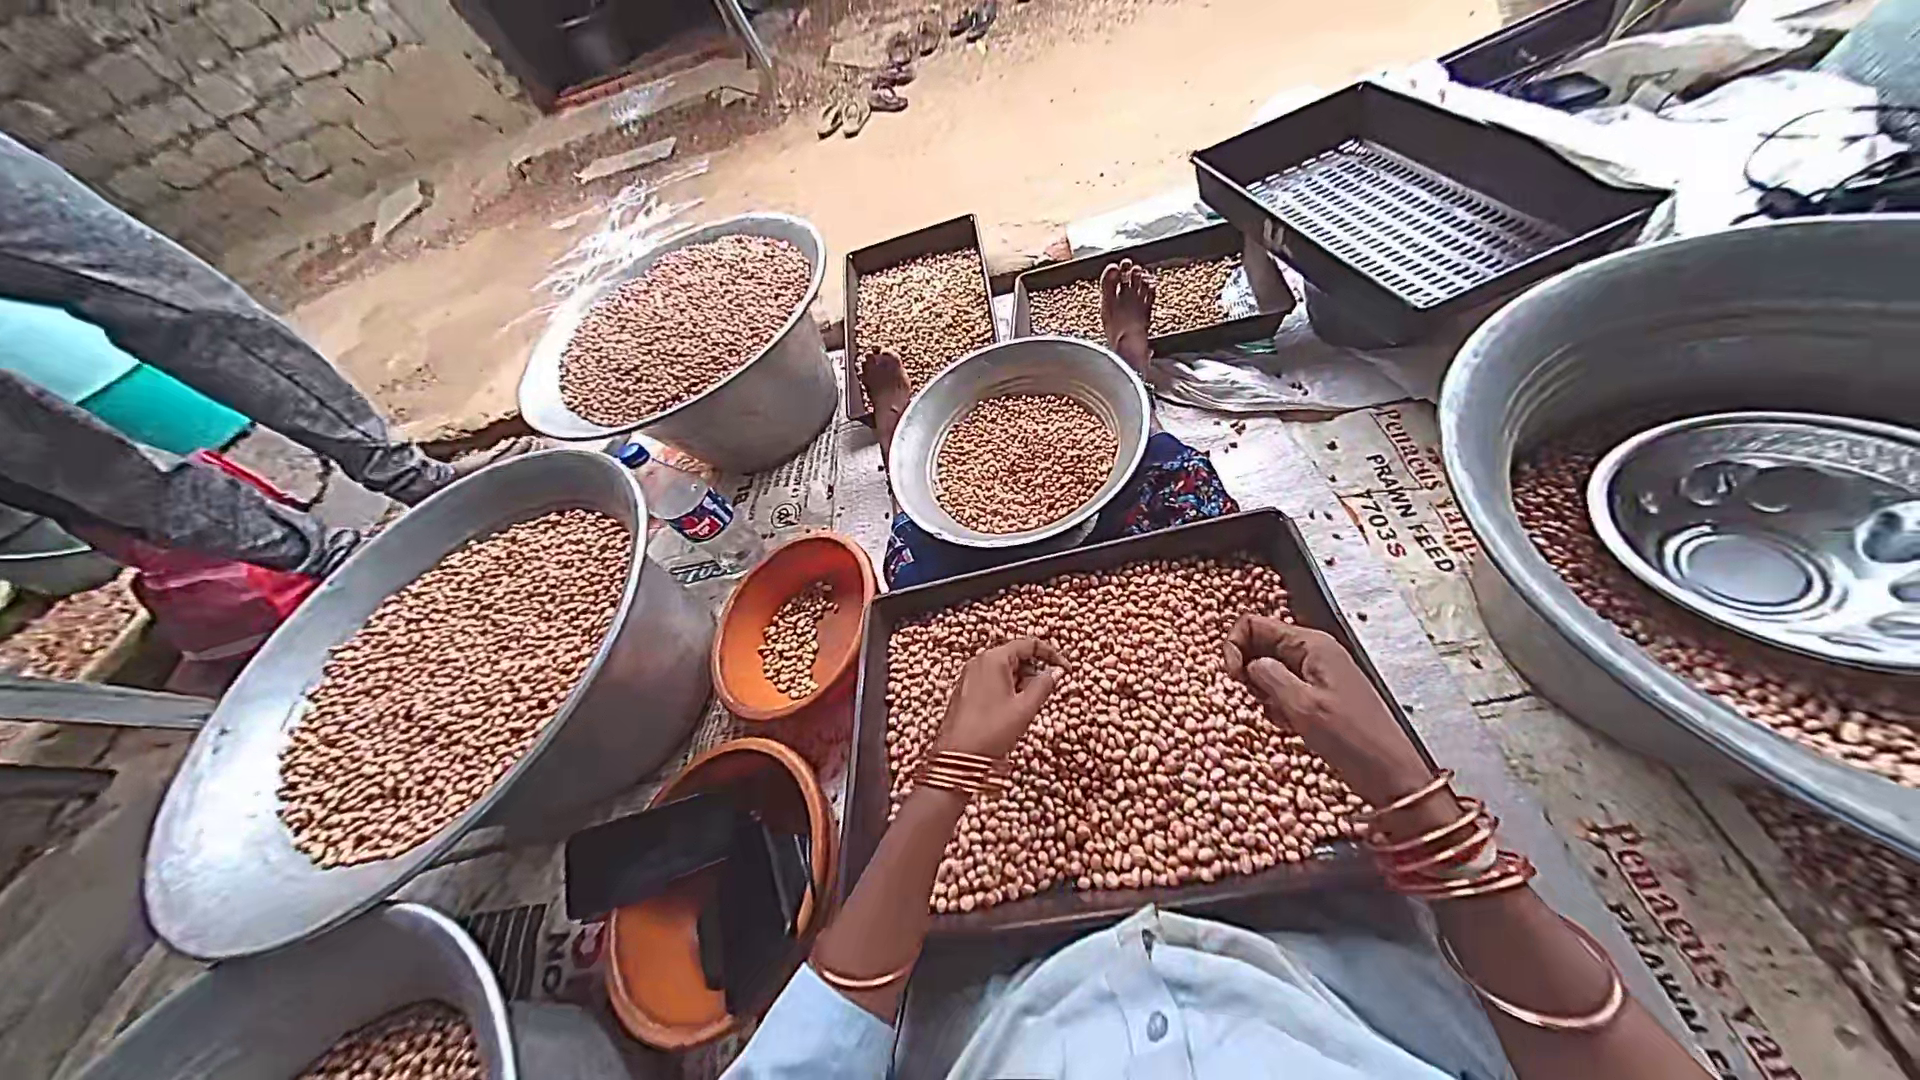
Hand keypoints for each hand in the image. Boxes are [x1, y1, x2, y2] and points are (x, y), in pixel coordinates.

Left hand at [932, 637, 1062, 759]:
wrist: (957, 757)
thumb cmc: (990, 731)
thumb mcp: (1025, 708)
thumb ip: (1044, 686)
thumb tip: (1055, 672)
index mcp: (994, 659)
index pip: (1028, 644)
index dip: (1050, 655)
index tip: (1065, 669)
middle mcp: (979, 662)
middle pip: (1015, 656)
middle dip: (1034, 671)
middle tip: (1046, 692)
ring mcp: (970, 676)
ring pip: (1004, 670)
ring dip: (1021, 682)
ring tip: (1027, 706)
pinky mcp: (965, 690)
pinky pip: (992, 681)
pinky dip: (1007, 689)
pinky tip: (1012, 710)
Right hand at [1223, 616, 1433, 806]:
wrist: (1392, 776)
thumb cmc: (1351, 738)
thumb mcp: (1300, 704)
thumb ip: (1266, 675)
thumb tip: (1247, 662)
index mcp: (1311, 644)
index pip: (1253, 625)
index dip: (1235, 646)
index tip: (1233, 677)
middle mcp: (1314, 652)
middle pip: (1259, 645)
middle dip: (1248, 672)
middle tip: (1259, 699)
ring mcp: (1317, 673)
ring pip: (1268, 669)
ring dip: (1263, 692)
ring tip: (1282, 715)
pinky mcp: (1319, 694)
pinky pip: (1283, 689)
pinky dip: (1277, 705)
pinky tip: (1291, 723)